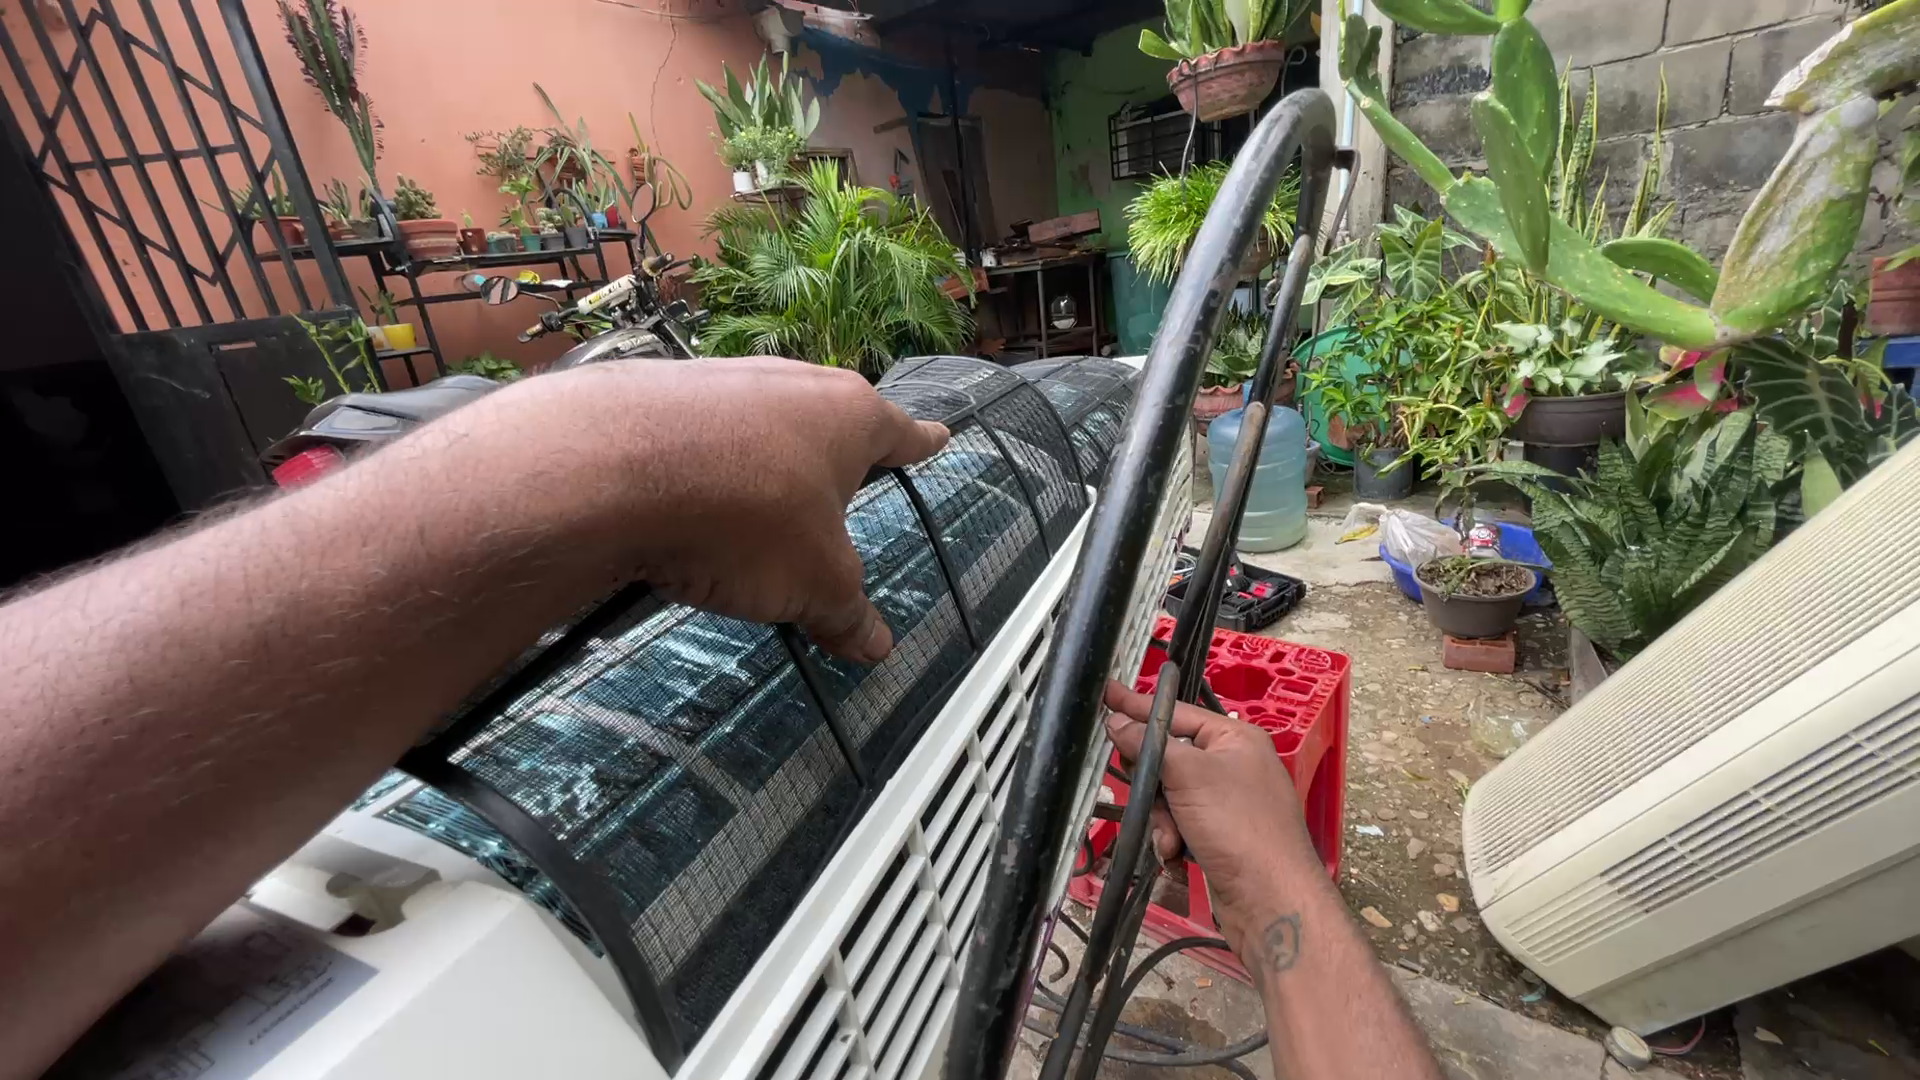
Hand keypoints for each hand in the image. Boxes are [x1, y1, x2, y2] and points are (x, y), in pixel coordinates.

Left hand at [410, 356, 946, 662]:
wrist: (603, 470)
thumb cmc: (747, 518)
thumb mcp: (813, 581)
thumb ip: (848, 612)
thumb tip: (879, 648)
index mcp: (847, 417)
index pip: (902, 432)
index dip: (923, 443)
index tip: (940, 436)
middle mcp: (790, 384)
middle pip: (831, 418)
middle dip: (841, 451)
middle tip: (848, 477)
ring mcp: (721, 379)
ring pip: (764, 419)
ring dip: (769, 456)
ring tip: (763, 498)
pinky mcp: (655, 390)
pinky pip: (701, 432)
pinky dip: (708, 462)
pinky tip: (690, 495)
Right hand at [1102, 680, 1318, 932]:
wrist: (1272, 901)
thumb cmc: (1235, 824)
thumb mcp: (1187, 773)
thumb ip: (1148, 743)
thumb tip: (1114, 720)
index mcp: (1233, 737)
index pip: (1174, 712)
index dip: (1136, 705)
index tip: (1104, 693)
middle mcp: (1231, 763)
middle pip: (1167, 755)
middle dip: (1151, 781)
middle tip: (1140, 787)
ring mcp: (1226, 800)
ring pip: (1168, 792)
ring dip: (1160, 817)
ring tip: (1169, 838)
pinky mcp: (1219, 833)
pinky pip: (1179, 821)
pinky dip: (1171, 835)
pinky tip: (1175, 853)